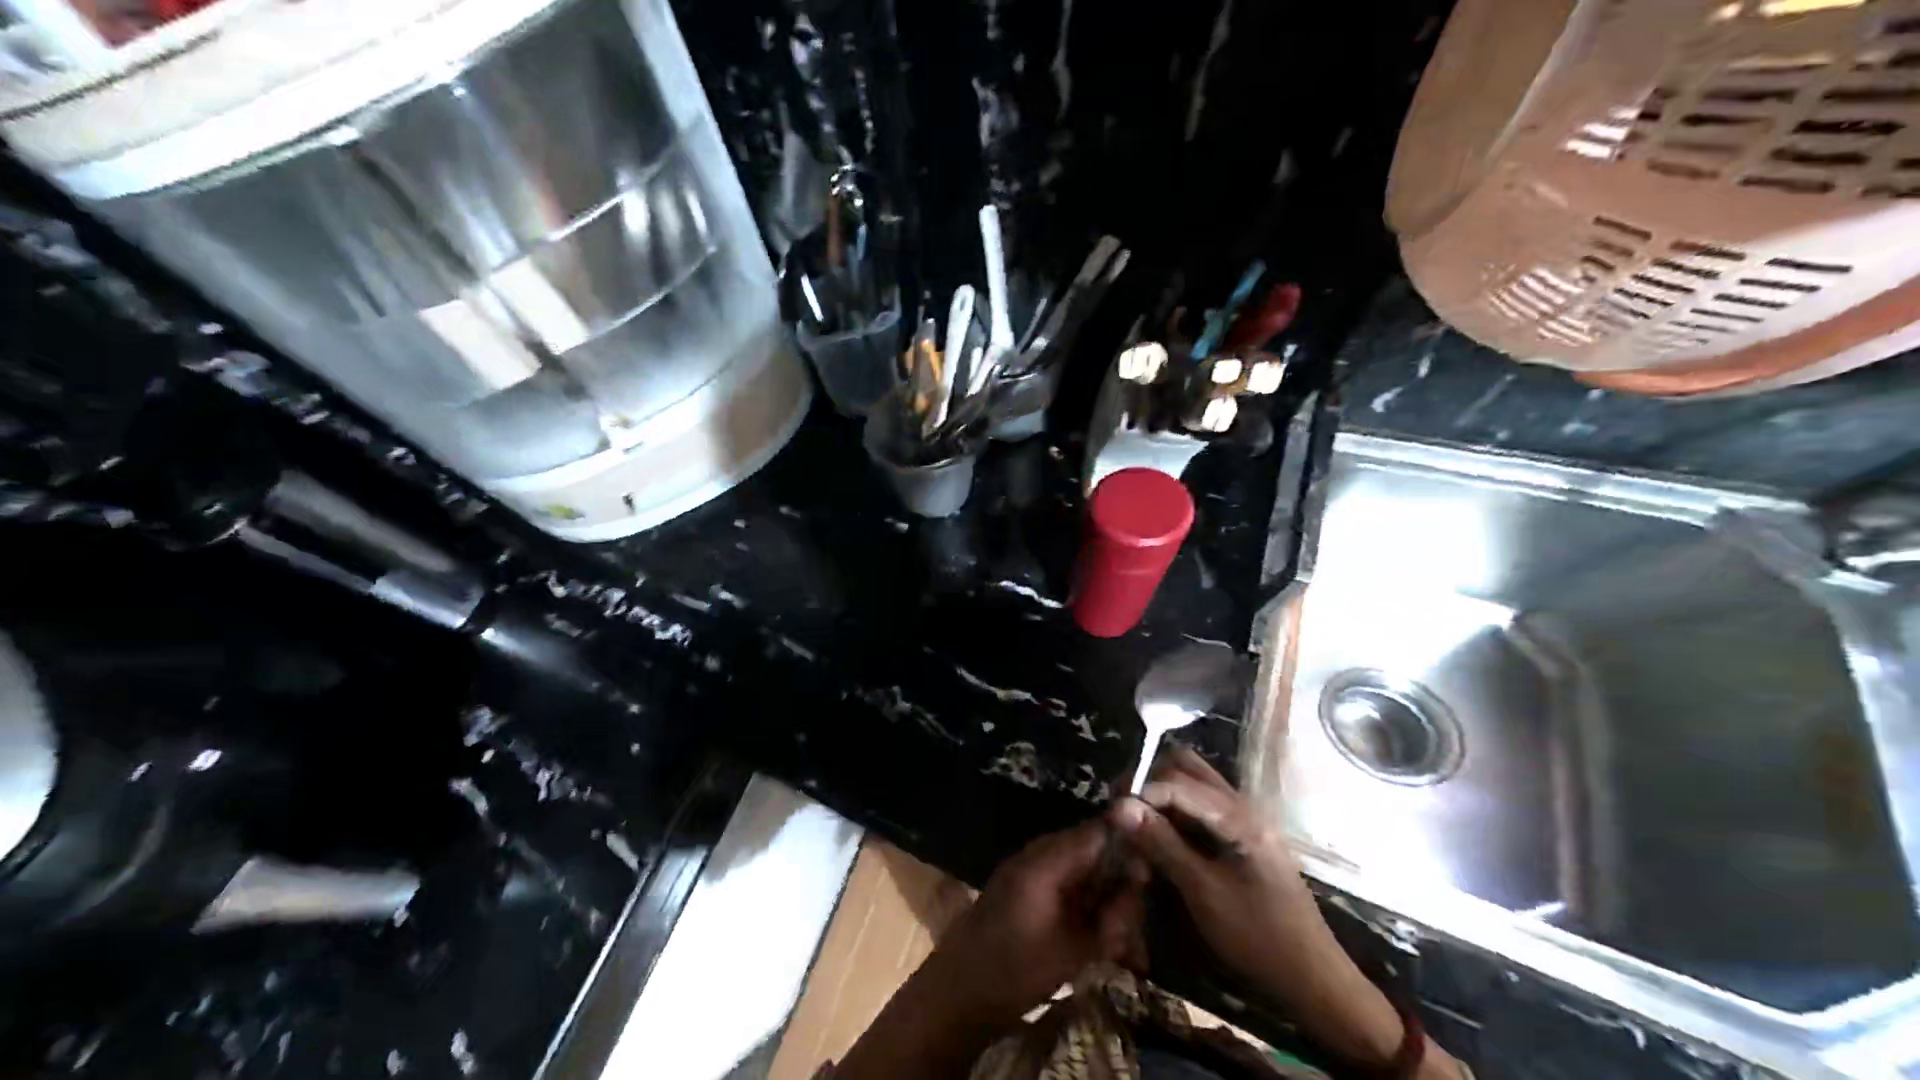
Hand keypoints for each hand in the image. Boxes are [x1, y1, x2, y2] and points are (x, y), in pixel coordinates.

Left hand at [923, 815, 1147, 1024]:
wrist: (959, 990)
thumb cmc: (1016, 969)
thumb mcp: (1075, 949)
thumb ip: (1113, 915)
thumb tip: (1141, 883)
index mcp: (1048, 858)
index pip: (1100, 831)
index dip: (1129, 847)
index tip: (1149, 876)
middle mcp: (1038, 853)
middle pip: (1092, 848)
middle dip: (1118, 878)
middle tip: (1131, 919)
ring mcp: (1029, 867)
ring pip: (1081, 866)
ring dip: (1102, 894)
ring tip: (1114, 936)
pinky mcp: (1024, 885)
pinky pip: (1064, 880)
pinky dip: (1083, 901)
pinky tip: (1093, 935)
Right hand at [1111, 746, 1456, 1075]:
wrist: (1312, 980)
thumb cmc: (1258, 937)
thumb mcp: (1203, 892)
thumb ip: (1161, 844)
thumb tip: (1118, 805)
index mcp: (1238, 815)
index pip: (1178, 780)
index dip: (1141, 789)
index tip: (1110, 811)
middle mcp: (1242, 805)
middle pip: (1186, 767)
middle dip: (1149, 779)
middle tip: (1120, 807)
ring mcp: (1243, 820)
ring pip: (1192, 785)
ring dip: (1160, 795)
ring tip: (1133, 821)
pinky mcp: (1239, 837)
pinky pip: (1199, 808)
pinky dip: (1173, 813)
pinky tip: (1156, 837)